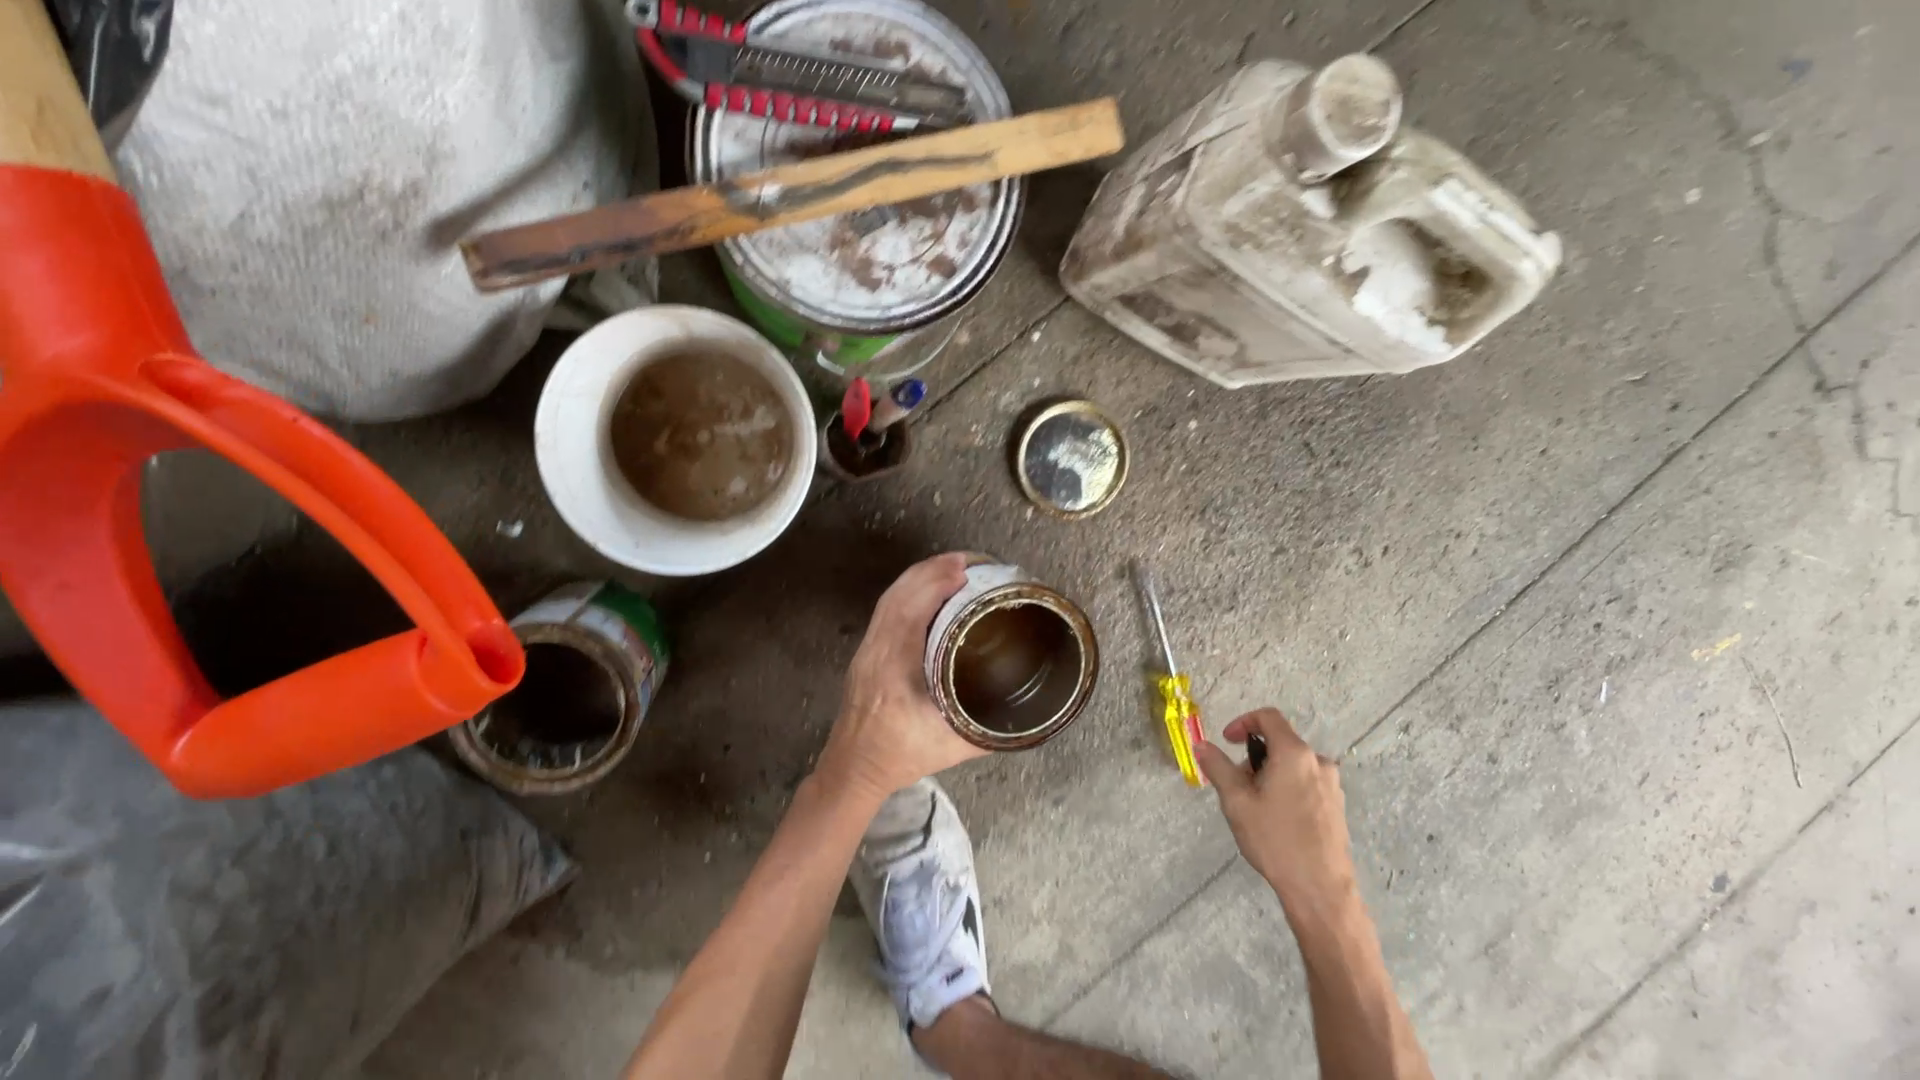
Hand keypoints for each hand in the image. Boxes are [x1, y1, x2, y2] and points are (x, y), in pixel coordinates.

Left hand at [817, 553, 988, 802]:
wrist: (855, 768)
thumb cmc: (901, 756)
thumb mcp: (953, 744)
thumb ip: (990, 728)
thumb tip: (1030, 712)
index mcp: (895, 668)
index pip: (911, 609)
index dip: (937, 582)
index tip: (966, 569)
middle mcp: (877, 650)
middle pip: (899, 594)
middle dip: (931, 570)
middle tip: (967, 561)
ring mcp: (867, 649)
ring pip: (890, 598)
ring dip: (919, 577)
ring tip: (952, 567)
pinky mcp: (865, 652)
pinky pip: (885, 608)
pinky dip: (907, 590)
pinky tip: (928, 590)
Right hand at [1195, 708, 1357, 918]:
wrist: (1320, 887)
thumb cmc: (1275, 840)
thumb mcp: (1236, 801)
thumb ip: (1218, 767)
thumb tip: (1202, 745)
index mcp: (1295, 753)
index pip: (1268, 717)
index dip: (1243, 722)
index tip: (1227, 742)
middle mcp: (1319, 762)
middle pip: (1280, 744)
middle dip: (1253, 758)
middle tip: (1237, 788)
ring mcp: (1332, 785)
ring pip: (1292, 766)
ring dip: (1269, 776)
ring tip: (1256, 810)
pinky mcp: (1336, 806)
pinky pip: (1306, 784)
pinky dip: (1286, 790)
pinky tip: (1277, 822)